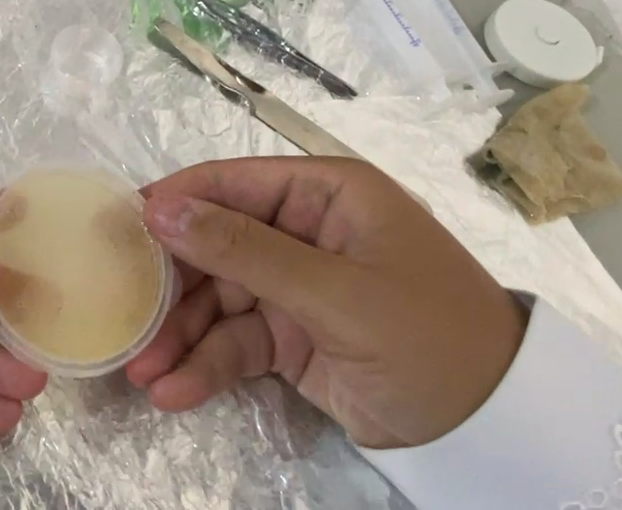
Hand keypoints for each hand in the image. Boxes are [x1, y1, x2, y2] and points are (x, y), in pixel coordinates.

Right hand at [126, 157, 525, 449]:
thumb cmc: (429, 337)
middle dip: (172, 286)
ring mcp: (298, 287)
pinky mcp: (295, 338)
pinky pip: (238, 343)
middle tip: (123, 313)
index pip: (232, 183)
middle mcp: (305, 231)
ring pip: (219, 300)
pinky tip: (174, 392)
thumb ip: (244, 249)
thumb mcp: (336, 292)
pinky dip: (207, 366)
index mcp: (326, 194)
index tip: (118, 226)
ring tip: (142, 372)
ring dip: (180, 335)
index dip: (175, 202)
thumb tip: (159, 208)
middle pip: (216, 245)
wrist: (504, 437)